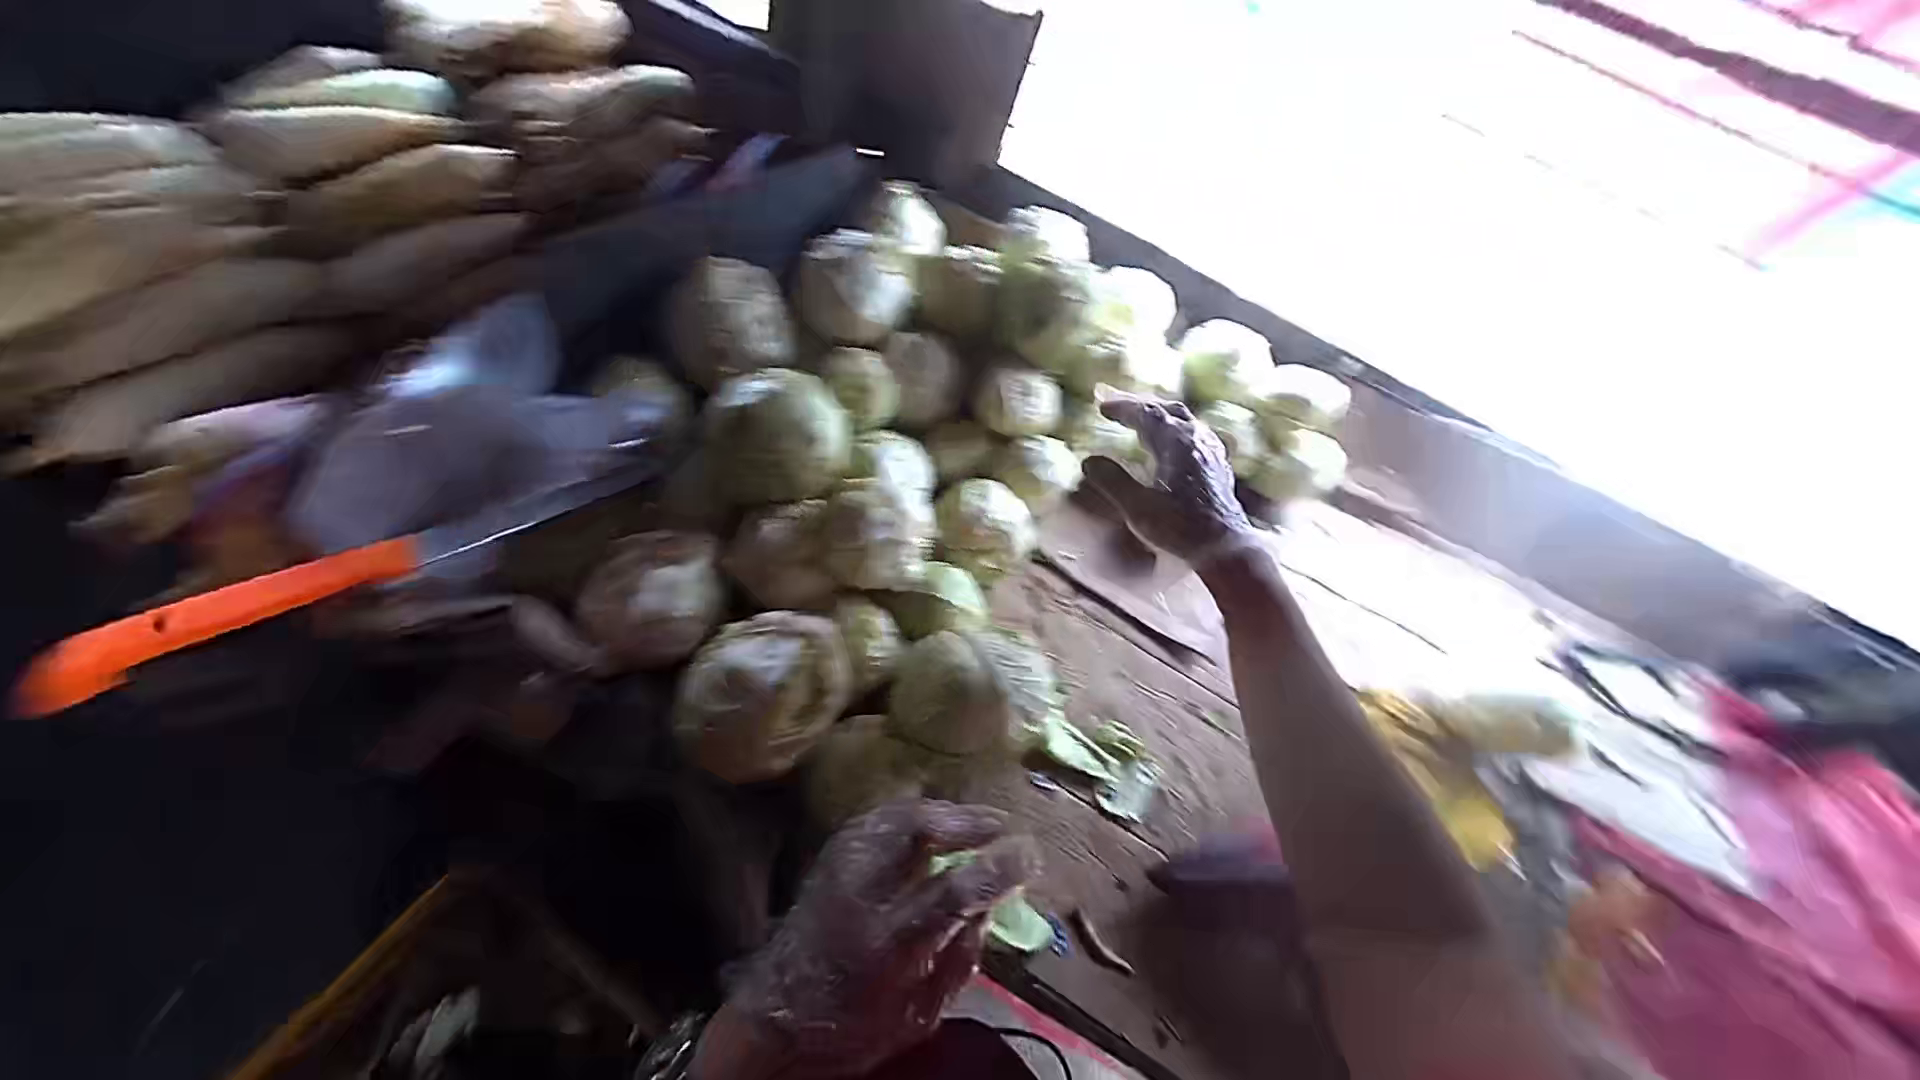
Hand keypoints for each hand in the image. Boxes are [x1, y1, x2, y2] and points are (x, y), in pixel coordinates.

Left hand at [707, 799, 1039, 1079]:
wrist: (775, 1015)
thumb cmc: (852, 1028)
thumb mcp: (918, 1016)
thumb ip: (958, 961)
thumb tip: (989, 909)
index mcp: (887, 944)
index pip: (951, 893)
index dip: (995, 869)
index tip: (1029, 854)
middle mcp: (862, 892)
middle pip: (916, 831)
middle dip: (967, 820)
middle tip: (1002, 824)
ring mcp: (842, 864)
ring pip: (899, 813)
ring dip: (946, 810)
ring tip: (978, 819)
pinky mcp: (833, 852)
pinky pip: (882, 815)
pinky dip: (917, 810)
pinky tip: (938, 818)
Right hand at [1082, 392, 1255, 563]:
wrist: (1224, 548)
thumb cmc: (1179, 528)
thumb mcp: (1137, 507)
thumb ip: (1112, 481)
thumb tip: (1088, 461)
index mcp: (1176, 443)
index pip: (1147, 414)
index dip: (1123, 407)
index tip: (1102, 406)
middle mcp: (1196, 440)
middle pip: (1167, 410)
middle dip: (1140, 405)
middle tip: (1117, 404)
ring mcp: (1211, 452)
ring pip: (1184, 420)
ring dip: (1159, 415)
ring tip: (1142, 418)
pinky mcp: (1218, 467)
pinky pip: (1195, 435)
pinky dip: (1175, 430)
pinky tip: (1174, 443)